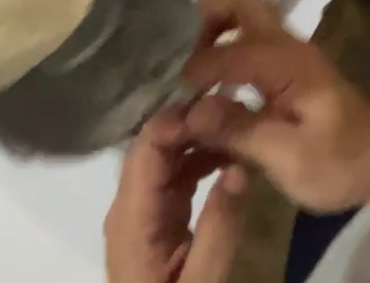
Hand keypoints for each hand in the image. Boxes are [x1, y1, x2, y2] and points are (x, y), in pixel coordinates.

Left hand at [105, 111, 247, 282]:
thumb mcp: (204, 281)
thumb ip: (221, 225)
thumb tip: (242, 164)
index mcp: (132, 218)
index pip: (148, 147)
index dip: (181, 118)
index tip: (225, 103)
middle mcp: (127, 207)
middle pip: (153, 144)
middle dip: (193, 120)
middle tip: (238, 106)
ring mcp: (139, 213)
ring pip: (164, 156)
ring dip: (198, 138)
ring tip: (240, 127)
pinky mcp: (153, 221)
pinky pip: (173, 176)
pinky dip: (199, 160)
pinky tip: (230, 157)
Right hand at [180, 0, 369, 212]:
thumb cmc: (343, 161)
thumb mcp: (291, 159)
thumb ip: (241, 130)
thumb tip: (192, 109)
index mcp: (288, 62)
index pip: (229, 49)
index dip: (193, 68)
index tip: (164, 91)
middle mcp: (287, 44)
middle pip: (239, 1)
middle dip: (201, 18)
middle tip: (172, 57)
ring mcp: (289, 52)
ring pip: (243, 14)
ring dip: (210, 30)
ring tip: (180, 69)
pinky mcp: (288, 66)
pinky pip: (248, 39)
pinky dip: (222, 47)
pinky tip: (204, 84)